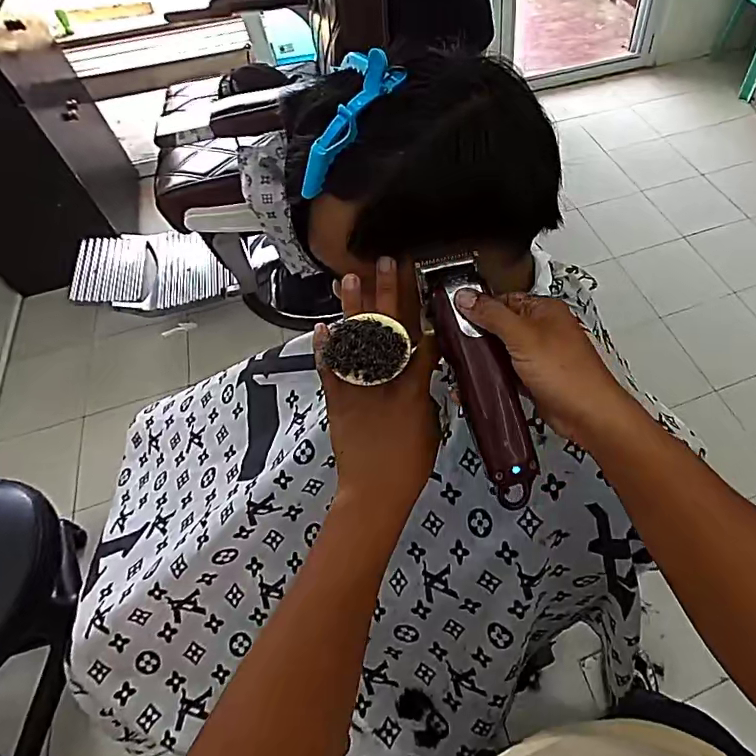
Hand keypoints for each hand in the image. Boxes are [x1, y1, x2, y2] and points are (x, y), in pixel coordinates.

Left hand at [314, 258, 440, 505]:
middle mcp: (385, 380)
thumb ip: (425, 391)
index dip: (421, 308)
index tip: (421, 284)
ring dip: (352, 307)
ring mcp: (358, 387)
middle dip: (388, 293)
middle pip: (388, 328)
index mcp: (413, 385)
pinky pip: (330, 367)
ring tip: (350, 279)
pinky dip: (326, 346)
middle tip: (386, 264)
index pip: (421, 339)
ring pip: (356, 340)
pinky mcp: (337, 399)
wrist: (375, 490)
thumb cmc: (410, 461)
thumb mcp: (430, 422)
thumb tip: (422, 369)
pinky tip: (324, 325)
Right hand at [452, 290, 640, 443]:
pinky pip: (507, 374)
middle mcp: (543, 330)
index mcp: (544, 310)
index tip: (453, 315)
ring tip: (463, 366)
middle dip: (477, 337)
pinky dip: (493, 378)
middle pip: (499, 326)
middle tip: (456, 345)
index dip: (478, 306)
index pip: (502, 298)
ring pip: (502, 352)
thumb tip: (467, 297)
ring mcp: (539, 356)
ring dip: (483, 360)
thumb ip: (492, 315)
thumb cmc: (571, 374)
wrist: (588, 415)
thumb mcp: (523, 337)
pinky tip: (479, 384)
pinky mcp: (535, 380)